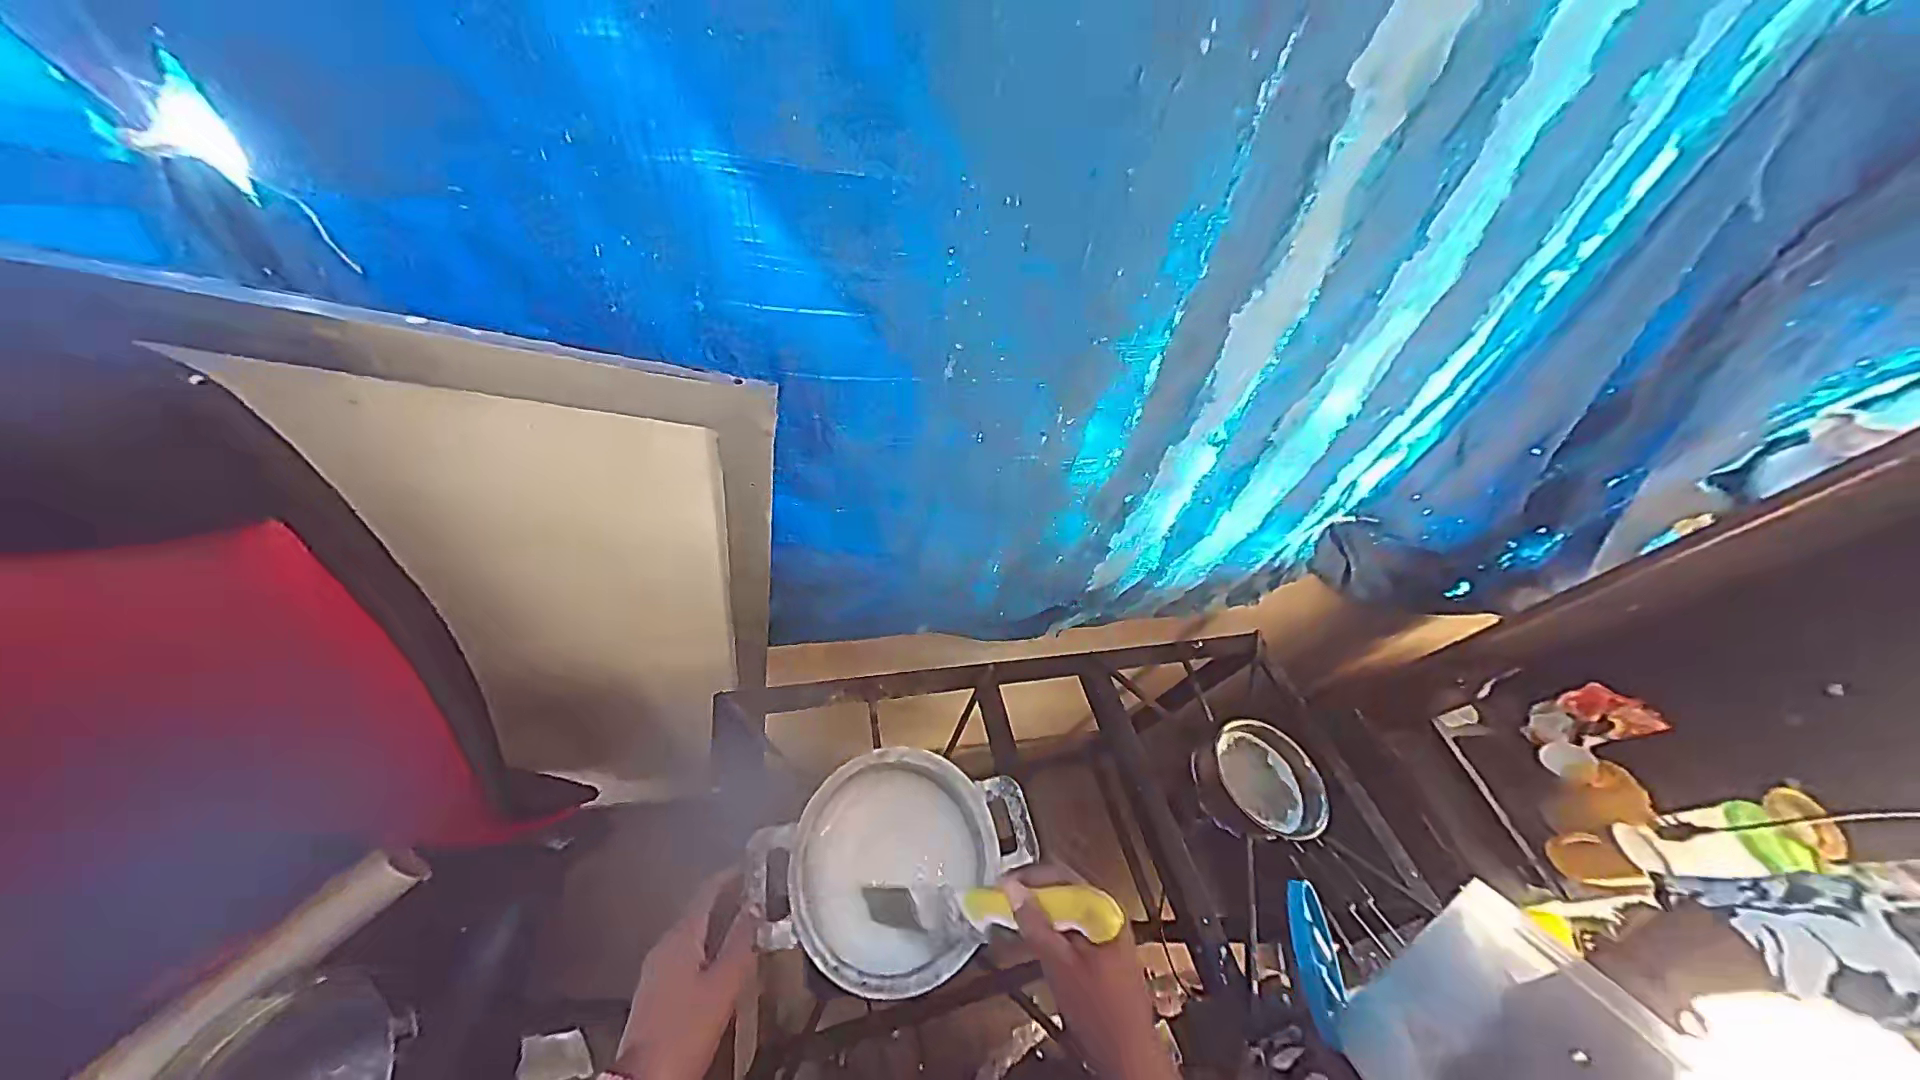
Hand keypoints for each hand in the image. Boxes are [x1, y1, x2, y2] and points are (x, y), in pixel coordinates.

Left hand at [612, 870, 758, 1079]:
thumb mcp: (723, 985)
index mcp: (680, 937)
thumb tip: (756, 905)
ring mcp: (657, 968)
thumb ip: (741, 943)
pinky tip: (727, 958)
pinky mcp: (657, 990)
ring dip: (720, 923)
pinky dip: (710, 945)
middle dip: (729, 899)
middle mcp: (665, 945)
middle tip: (762, 894)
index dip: (732, 875)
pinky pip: (688, 952)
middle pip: (700, 910)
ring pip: (694, 932)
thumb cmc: (686, 1028)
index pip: (707, 891)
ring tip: (751, 923)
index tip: (758, 865)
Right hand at [1003, 865, 1177, 1079]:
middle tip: (1005, 902)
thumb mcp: (1058, 964)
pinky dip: (1051, 930)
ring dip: (1040, 913)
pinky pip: (1073, 927)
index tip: (1003, 884)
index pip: (1061, 874)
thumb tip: (1013, 890)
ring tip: (1016, 920)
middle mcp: (1108, 914)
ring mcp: (1108, 932)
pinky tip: (1037, 941)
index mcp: (1103, 910)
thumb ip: (1034, 924)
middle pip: (1064, 890)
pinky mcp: (1104, 950)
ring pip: (1066, 910)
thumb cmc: (1101, 1013)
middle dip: (1032, 895)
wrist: (1129, 1056)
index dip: (1028, 877)